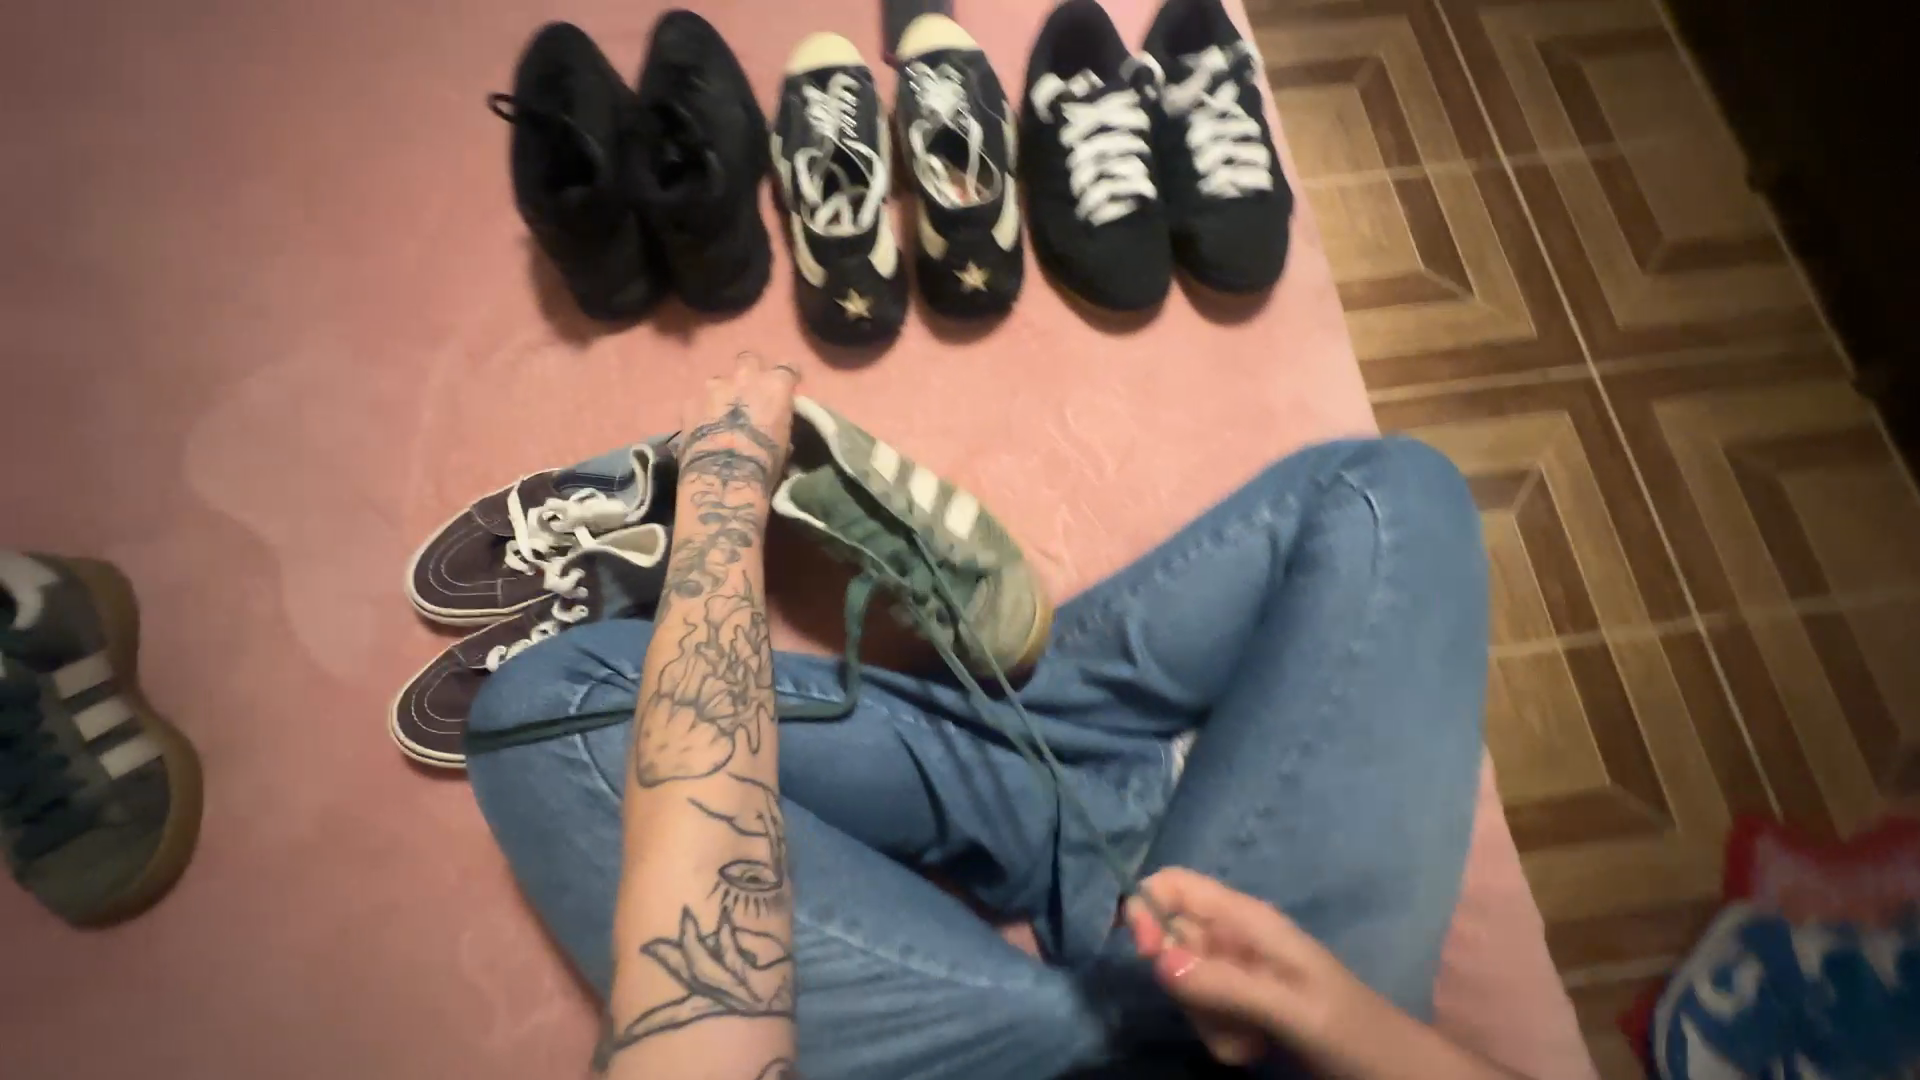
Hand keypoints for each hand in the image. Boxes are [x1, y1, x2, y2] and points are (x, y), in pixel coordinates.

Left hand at [678, 352, 799, 481]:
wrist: (725, 475)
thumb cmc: (765, 461)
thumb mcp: (785, 439)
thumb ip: (780, 419)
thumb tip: (774, 421)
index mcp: (775, 385)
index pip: (788, 366)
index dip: (787, 376)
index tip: (787, 386)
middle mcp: (744, 377)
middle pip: (749, 360)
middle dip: (751, 372)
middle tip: (751, 392)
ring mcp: (713, 387)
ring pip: (720, 380)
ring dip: (723, 393)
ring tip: (723, 414)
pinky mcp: (689, 402)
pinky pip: (698, 400)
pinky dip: (702, 410)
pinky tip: (703, 427)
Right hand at [1125, 868, 1383, 1067]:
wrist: (1397, 1075)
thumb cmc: (1351, 1029)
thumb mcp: (1291, 1007)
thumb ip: (1226, 984)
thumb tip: (1156, 961)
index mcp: (1246, 916)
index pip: (1174, 883)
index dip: (1145, 904)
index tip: (1143, 950)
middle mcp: (1233, 936)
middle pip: (1170, 937)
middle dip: (1182, 980)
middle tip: (1219, 1012)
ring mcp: (1235, 970)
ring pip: (1182, 980)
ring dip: (1204, 1015)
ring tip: (1250, 1038)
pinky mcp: (1239, 1003)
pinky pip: (1201, 1011)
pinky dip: (1219, 1035)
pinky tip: (1255, 1048)